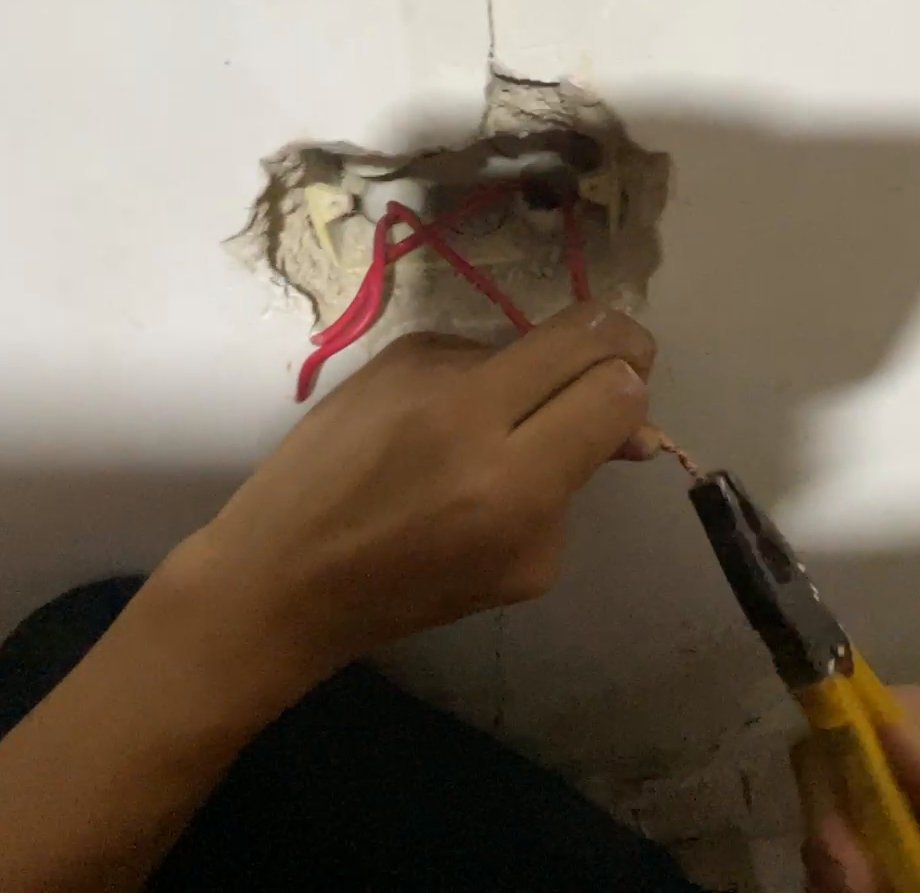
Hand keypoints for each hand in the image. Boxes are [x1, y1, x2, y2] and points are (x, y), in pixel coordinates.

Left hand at [175, 302, 657, 683]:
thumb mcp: (520, 565)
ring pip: (530, 339)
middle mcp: (473, 407)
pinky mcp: (397, 350)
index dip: (636, 394)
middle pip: (586, 330)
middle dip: (625, 343)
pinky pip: (476, 349)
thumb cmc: (408, 588)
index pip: (615, 392)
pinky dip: (490, 378)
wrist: (284, 566)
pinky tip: (452, 421)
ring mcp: (428, 367)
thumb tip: (627, 428)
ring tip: (508, 424)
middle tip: (628, 369)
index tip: (629, 412)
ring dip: (545, 372)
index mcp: (511, 483)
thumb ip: (579, 487)